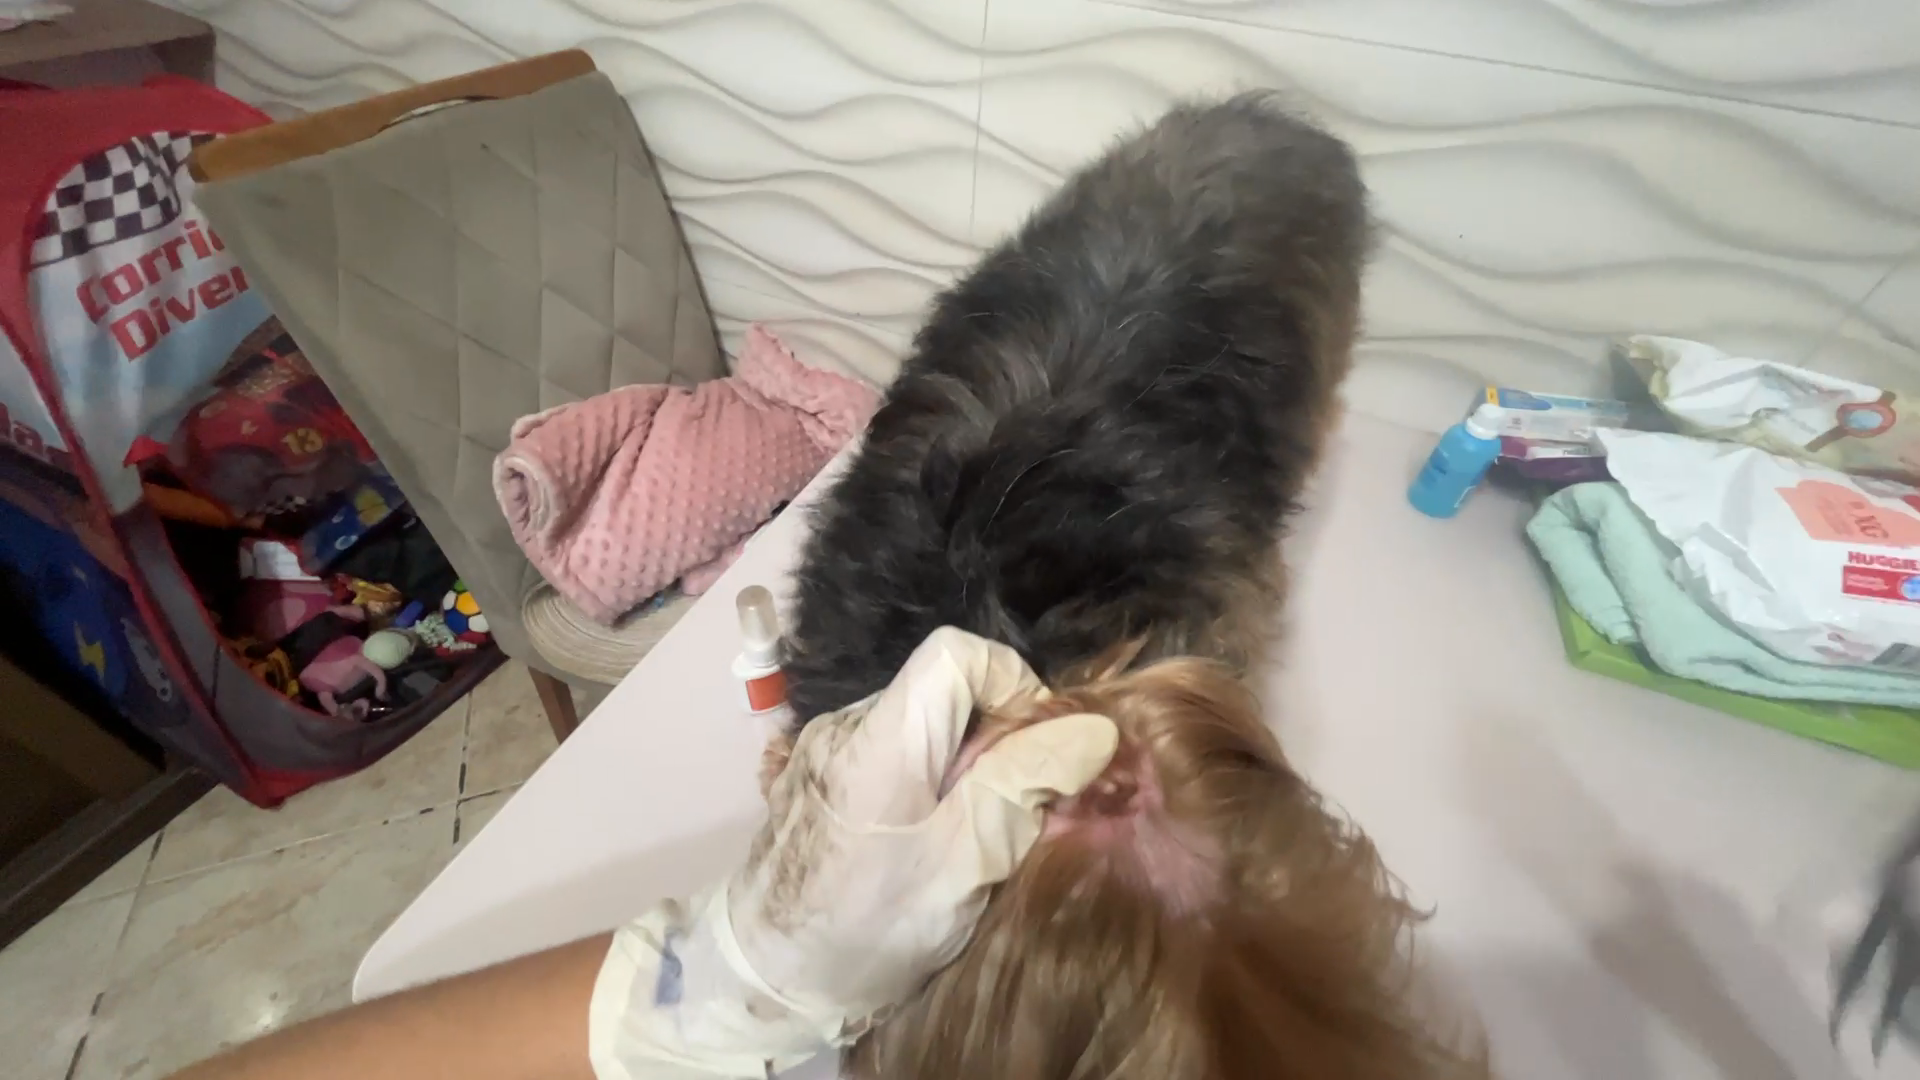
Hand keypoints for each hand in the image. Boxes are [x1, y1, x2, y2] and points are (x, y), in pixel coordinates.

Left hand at [696, 627, 1117, 1053]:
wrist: (760, 975)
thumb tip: (1093, 728)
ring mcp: (827, 740)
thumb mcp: (961, 868)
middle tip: (1005, 806)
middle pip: (943, 686)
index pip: (955, 653)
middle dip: (993, 733)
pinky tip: (921, 828)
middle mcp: (847, 723)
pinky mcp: (820, 763)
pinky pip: (894, 741)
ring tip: (961, 828)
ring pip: (924, 716)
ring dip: (962, 757)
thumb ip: (1023, 787)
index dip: (1009, 681)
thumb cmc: (865, 930)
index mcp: (880, 741)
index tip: (1030, 746)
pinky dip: (927, 770)